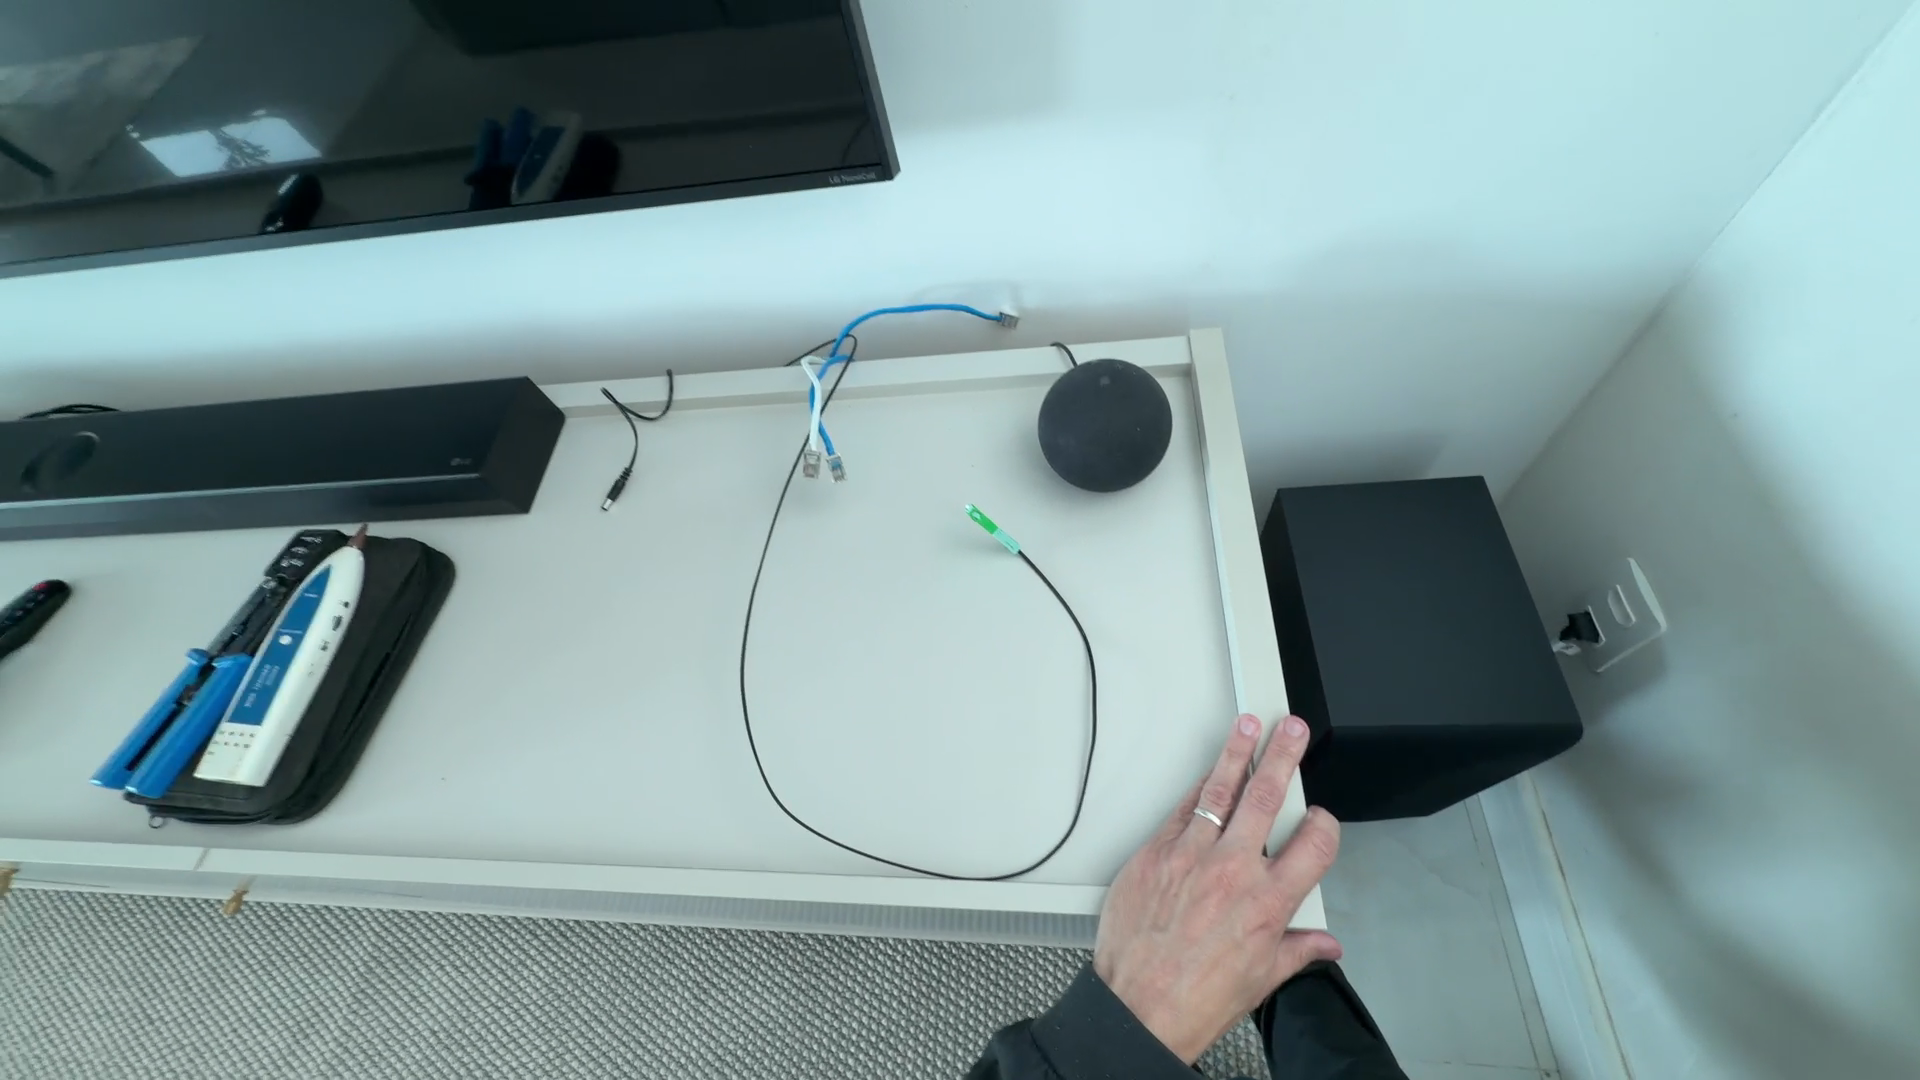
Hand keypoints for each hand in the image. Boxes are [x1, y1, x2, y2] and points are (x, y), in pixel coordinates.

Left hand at [1092, 713, 1343, 1063]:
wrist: (1139, 1003)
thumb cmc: (1197, 996)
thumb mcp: (1262, 979)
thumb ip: (1297, 950)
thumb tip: (1325, 943)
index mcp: (1268, 903)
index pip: (1314, 845)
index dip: (1324, 825)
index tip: (1322, 816)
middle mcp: (1232, 871)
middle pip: (1265, 799)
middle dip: (1282, 757)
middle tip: (1291, 729)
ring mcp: (1191, 856)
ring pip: (1219, 791)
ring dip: (1236, 753)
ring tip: (1248, 726)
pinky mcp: (1156, 851)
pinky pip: (1181, 810)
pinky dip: (1197, 789)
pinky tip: (1207, 772)